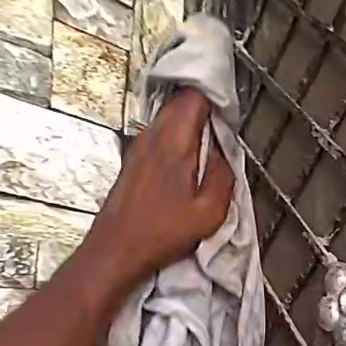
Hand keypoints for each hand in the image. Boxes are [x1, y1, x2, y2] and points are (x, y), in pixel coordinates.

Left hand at [81, 89, 234, 289]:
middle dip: (203, 103)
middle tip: (223, 122)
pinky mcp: (132, 159)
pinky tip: (186, 158)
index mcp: (175, 143)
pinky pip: (158, 132)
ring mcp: (138, 145)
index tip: (229, 111)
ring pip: (167, 115)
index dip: (215, 96)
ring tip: (208, 138)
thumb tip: (225, 152)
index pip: (194, 96)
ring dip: (188, 119)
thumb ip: (224, 176)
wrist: (116, 249)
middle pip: (179, 100)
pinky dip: (176, 133)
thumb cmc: (163, 232)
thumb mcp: (209, 212)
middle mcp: (153, 136)